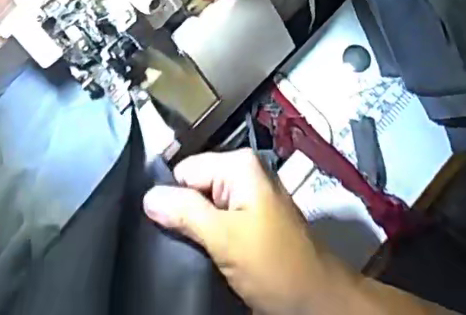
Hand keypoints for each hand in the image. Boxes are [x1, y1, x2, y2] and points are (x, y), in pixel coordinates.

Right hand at [143, 149, 347, 314]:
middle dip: (184, 214)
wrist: (317, 301)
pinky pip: (219, 222)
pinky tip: (207, 255)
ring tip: (194, 252)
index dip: (172, 199)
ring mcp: (250, 198)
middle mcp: (244, 173)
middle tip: (181, 245)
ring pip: (204, 208)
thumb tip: (148, 196)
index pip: (184, 170)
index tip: (162, 228)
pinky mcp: (252, 223)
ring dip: (197, 230)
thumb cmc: (275, 265)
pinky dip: (211, 238)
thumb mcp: (225, 238)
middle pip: (194, 187)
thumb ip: (185, 212)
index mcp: (239, 164)